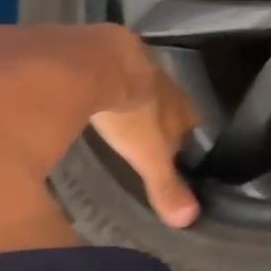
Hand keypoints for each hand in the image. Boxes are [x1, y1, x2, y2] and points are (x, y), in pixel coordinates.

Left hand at [89, 53, 200, 227]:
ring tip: (114, 111)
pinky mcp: (94, 50)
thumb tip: (189, 220)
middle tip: (142, 130)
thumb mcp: (148, 156)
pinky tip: (80, 91)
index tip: (176, 147)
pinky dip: (93, 81)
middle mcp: (162, 82)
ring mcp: (129, 62)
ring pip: (133, 82)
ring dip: (126, 95)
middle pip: (164, 101)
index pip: (190, 122)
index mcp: (179, 107)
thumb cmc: (129, 114)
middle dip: (156, 114)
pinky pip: (99, 69)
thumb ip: (166, 185)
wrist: (94, 63)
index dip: (183, 135)